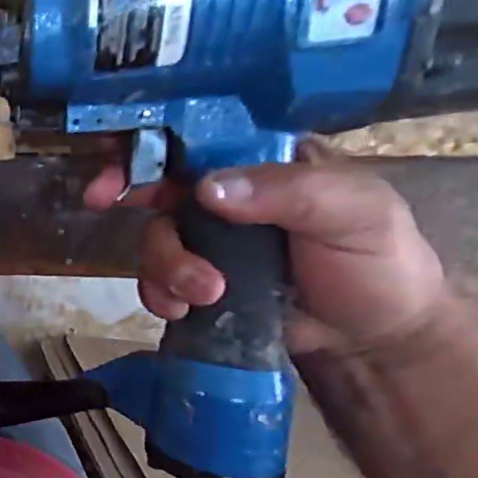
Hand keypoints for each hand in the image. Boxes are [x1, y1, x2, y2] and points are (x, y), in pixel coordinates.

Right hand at [83, 146, 453, 355]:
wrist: (372, 343)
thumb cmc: (376, 262)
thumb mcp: (353, 212)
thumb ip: (288, 192)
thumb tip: (205, 188)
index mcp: (261, 159)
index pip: (199, 134)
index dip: (152, 138)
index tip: (119, 151)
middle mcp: (225, 191)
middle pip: (157, 178)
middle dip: (126, 189)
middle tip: (101, 201)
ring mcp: (206, 237)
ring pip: (153, 235)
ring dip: (166, 264)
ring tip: (204, 294)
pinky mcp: (194, 279)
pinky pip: (154, 278)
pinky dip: (159, 294)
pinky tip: (181, 311)